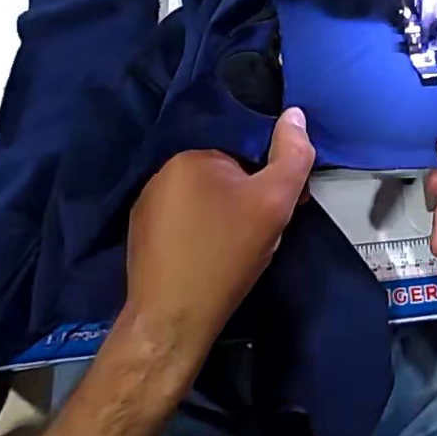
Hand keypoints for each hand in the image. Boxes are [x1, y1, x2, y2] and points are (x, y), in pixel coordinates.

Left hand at [123, 108, 315, 361]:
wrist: (173, 321)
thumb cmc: (226, 254)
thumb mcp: (274, 201)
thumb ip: (292, 155)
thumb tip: (295, 114)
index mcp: (192, 155)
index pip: (246, 149)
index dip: (272, 173)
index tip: (289, 201)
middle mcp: (164, 171)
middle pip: (226, 172)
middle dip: (251, 193)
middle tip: (268, 228)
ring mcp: (148, 204)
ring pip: (205, 197)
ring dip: (227, 211)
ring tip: (242, 245)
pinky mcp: (141, 233)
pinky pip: (185, 218)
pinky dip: (204, 228)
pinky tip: (214, 254)